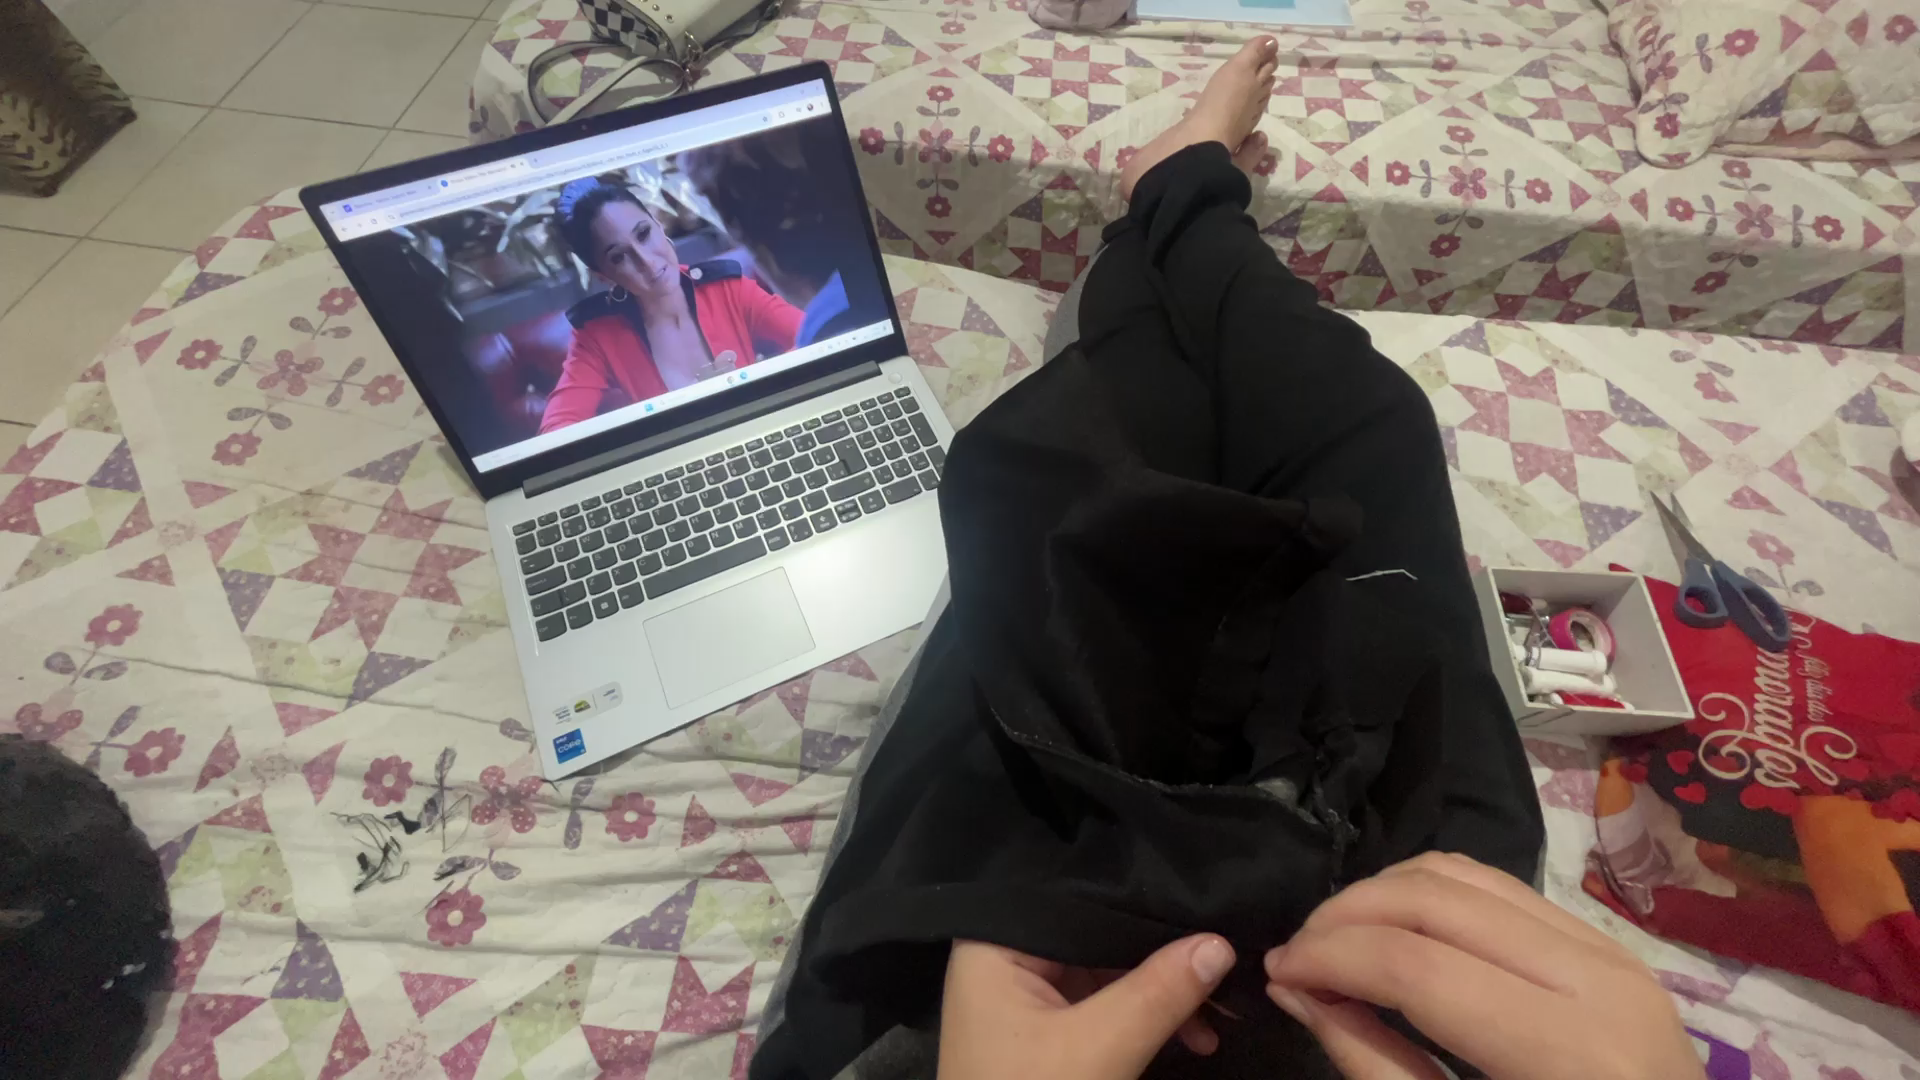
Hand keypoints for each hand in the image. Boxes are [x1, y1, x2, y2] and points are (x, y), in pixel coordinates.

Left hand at [939, 934, 1235, 1079]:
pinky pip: (1099, 1004)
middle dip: (1157, 959)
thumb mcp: (1097, 1052)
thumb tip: (1219, 943)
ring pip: (1103, 972)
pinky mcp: (1041, 1028)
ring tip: (1219, 1016)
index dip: (1140, 907)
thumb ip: (1156, 994)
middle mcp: (1003, 953)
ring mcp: (1021, 992)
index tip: (1203, 912)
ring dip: (1158, 994)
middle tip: (1224, 968)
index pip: (1077, 903)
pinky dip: (1141, 1019)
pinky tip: (1191, 1035)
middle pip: (1093, 936)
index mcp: (996, 940)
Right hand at [1264, 852, 1703, 1079]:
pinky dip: (1419, 891)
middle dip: (1342, 918)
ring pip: (1450, 873)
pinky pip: (1484, 881)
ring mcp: (1606, 949)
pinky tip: (1393, 928)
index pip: (1417, 965)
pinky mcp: (1598, 940)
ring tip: (1339, 940)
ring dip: (1375, 895)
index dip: (1329, 959)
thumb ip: (1371, 1063)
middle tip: (1298, 955)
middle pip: (1428, 899)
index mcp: (1578, 1056)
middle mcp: (1599, 980)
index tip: (1277, 973)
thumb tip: (1291, 988)